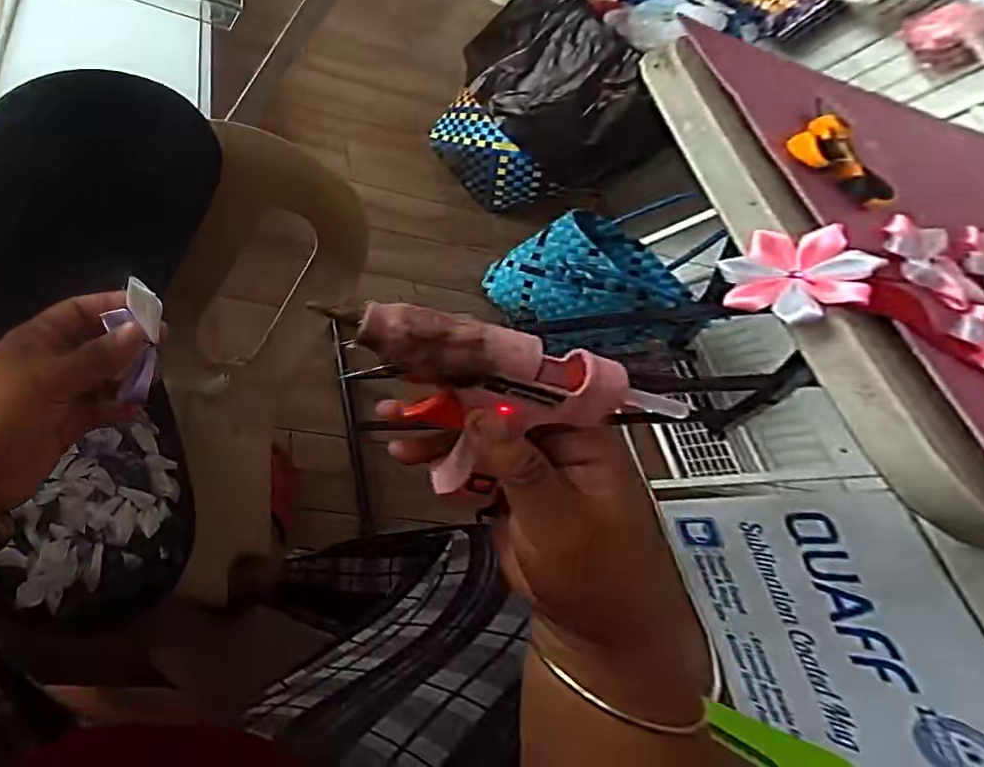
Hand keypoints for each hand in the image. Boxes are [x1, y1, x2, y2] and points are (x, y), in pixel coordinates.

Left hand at [0, 291, 146, 519]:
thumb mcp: (50, 380)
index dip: (112, 306)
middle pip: (94, 342)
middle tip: (162, 345)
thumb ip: (96, 357)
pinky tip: (135, 408)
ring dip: (124, 375)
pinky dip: (114, 406)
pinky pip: (95, 408)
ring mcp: (57, 394)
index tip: (149, 309)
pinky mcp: (62, 425)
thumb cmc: (3, 414)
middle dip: (125, 342)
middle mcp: (49, 361)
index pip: (79, 310)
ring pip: (99, 376)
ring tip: (154, 378)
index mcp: (38, 338)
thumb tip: (139, 330)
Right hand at [357, 303, 712, 726]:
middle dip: (443, 392)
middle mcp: (552, 439)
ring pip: (471, 428)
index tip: (438, 351)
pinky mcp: (505, 483)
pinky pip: (465, 458)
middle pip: (491, 401)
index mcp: (581, 437)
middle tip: (398, 378)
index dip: (482, 364)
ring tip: (386, 418)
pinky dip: (435, 455)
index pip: (530, 385)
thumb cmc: (597, 574)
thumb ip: (519, 465)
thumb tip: (481, 415)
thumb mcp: (557, 517)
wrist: (596, 632)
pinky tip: (405, 455)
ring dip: (429, 424)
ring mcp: (526, 461)